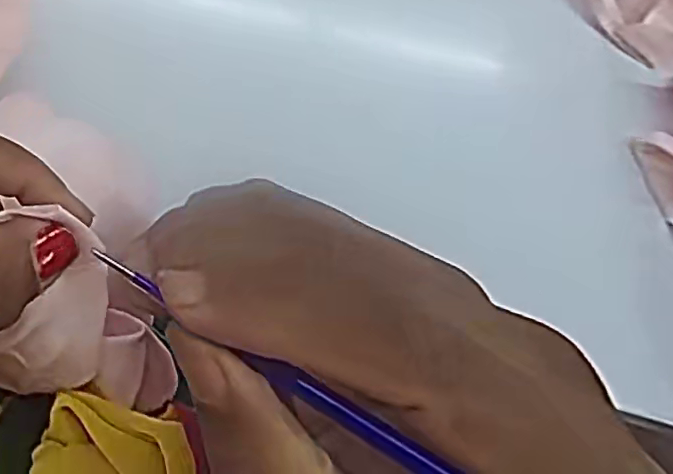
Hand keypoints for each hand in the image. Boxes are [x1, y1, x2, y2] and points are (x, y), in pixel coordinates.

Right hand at [136, 181, 662, 473]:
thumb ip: (273, 444)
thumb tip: (194, 341)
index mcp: (526, 420)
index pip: (394, 326)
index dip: (273, 298)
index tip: (176, 294)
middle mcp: (499, 335)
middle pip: (352, 258)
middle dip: (233, 251)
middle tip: (146, 266)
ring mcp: (454, 296)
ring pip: (329, 227)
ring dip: (231, 233)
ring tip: (163, 261)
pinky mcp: (407, 278)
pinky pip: (319, 228)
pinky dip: (249, 230)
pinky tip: (206, 255)